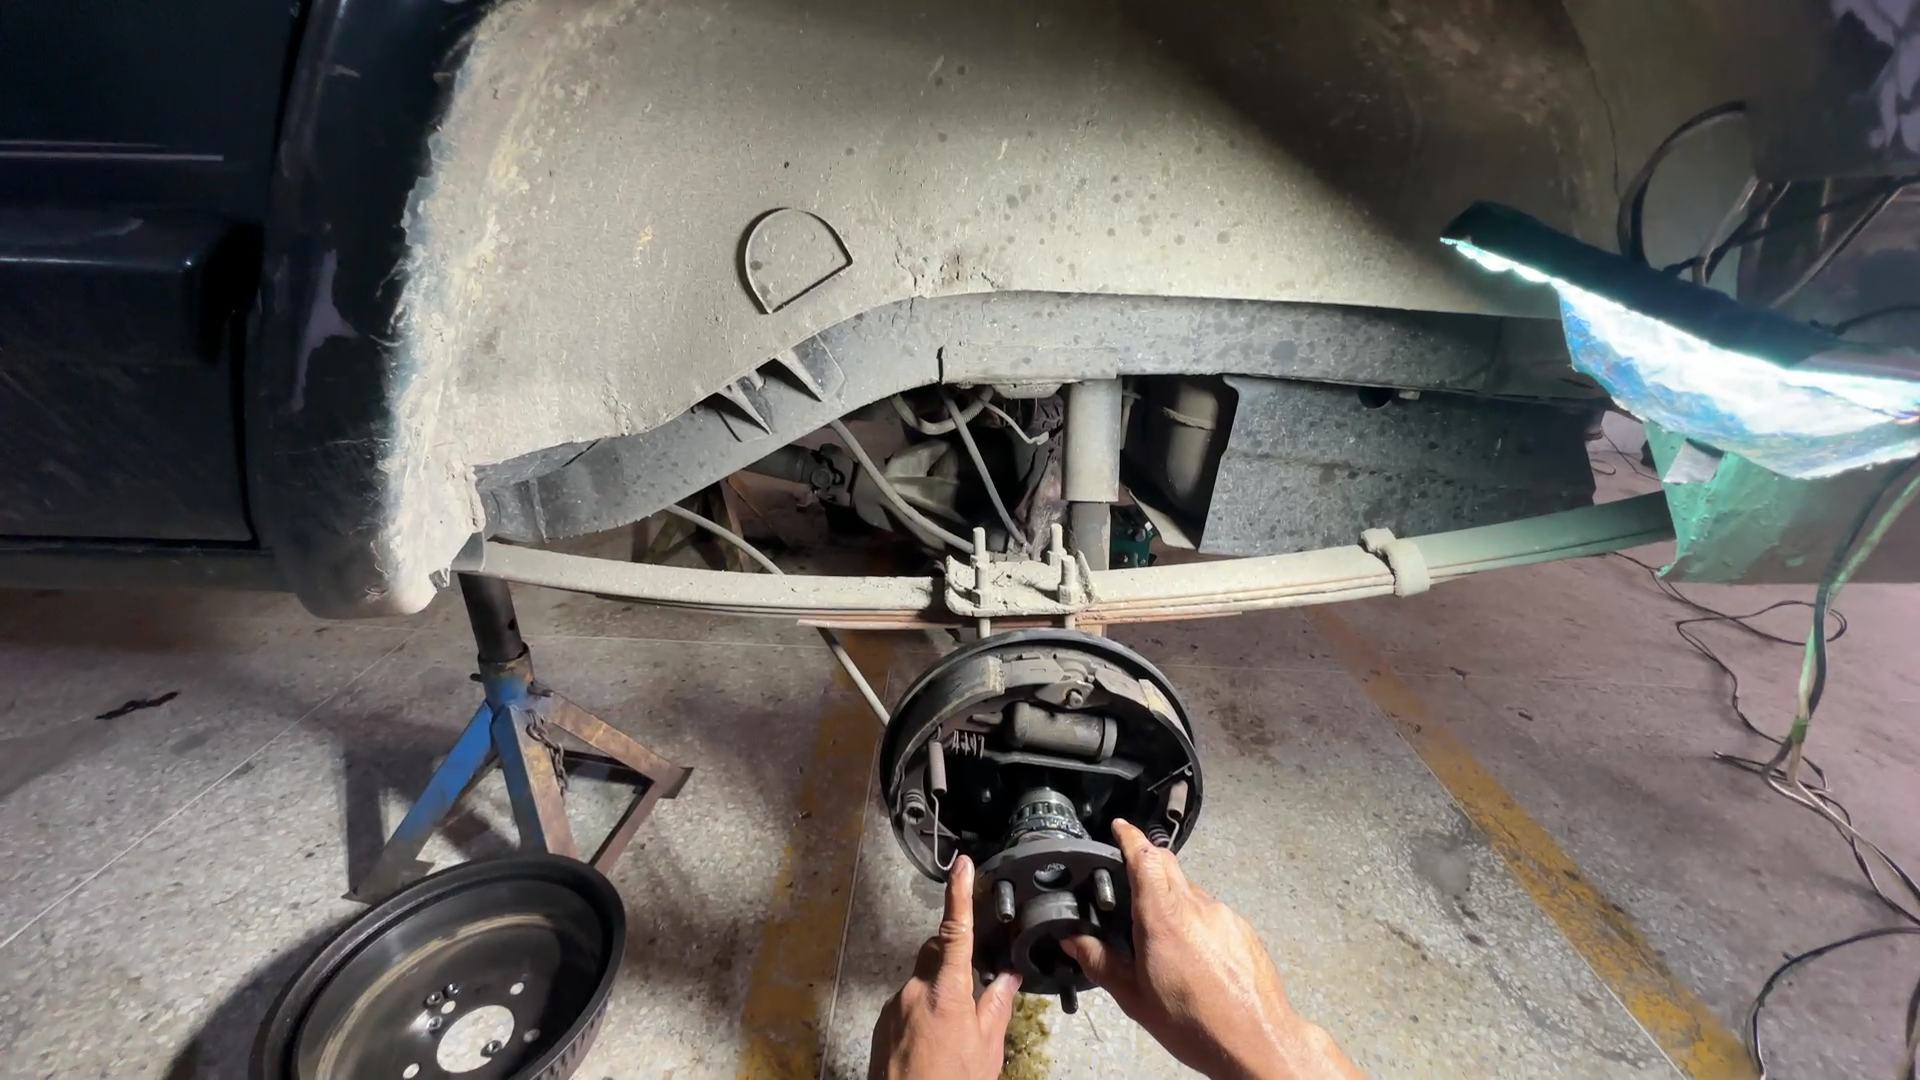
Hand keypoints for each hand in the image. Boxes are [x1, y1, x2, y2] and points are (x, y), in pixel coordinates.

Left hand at [869, 854, 1023, 1079]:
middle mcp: (915, 990)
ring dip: (939, 989)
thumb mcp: (986, 1051)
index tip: (962, 865)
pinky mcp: (883, 1021)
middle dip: (953, 955)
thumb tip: (1009, 976)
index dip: (959, 891)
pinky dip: (923, 1009)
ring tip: (953, 1029)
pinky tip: (933, 1039)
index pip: (955, 928)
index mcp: (946, 991)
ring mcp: (895, 1005)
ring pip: (922, 977)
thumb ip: (996, 1007)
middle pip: (935, 950)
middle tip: (971, 984)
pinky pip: (907, 1000)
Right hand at [1063, 820, 1363, 1079]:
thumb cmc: (1199, 1025)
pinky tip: (1195, 955)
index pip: (1144, 856)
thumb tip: (1072, 940)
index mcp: (1163, 916)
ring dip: (1172, 900)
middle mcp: (1194, 906)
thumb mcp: (1136, 999)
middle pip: (1166, 864)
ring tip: (1164, 937)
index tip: (1119, 827)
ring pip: (1189, 889)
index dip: (1129, 836)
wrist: (1261, 1045)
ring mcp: (1222, 914)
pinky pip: (1212, 911)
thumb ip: (1100, 962)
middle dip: (1145, 861)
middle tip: (1129, 876)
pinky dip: (1196, 922)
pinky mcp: (1242, 929)